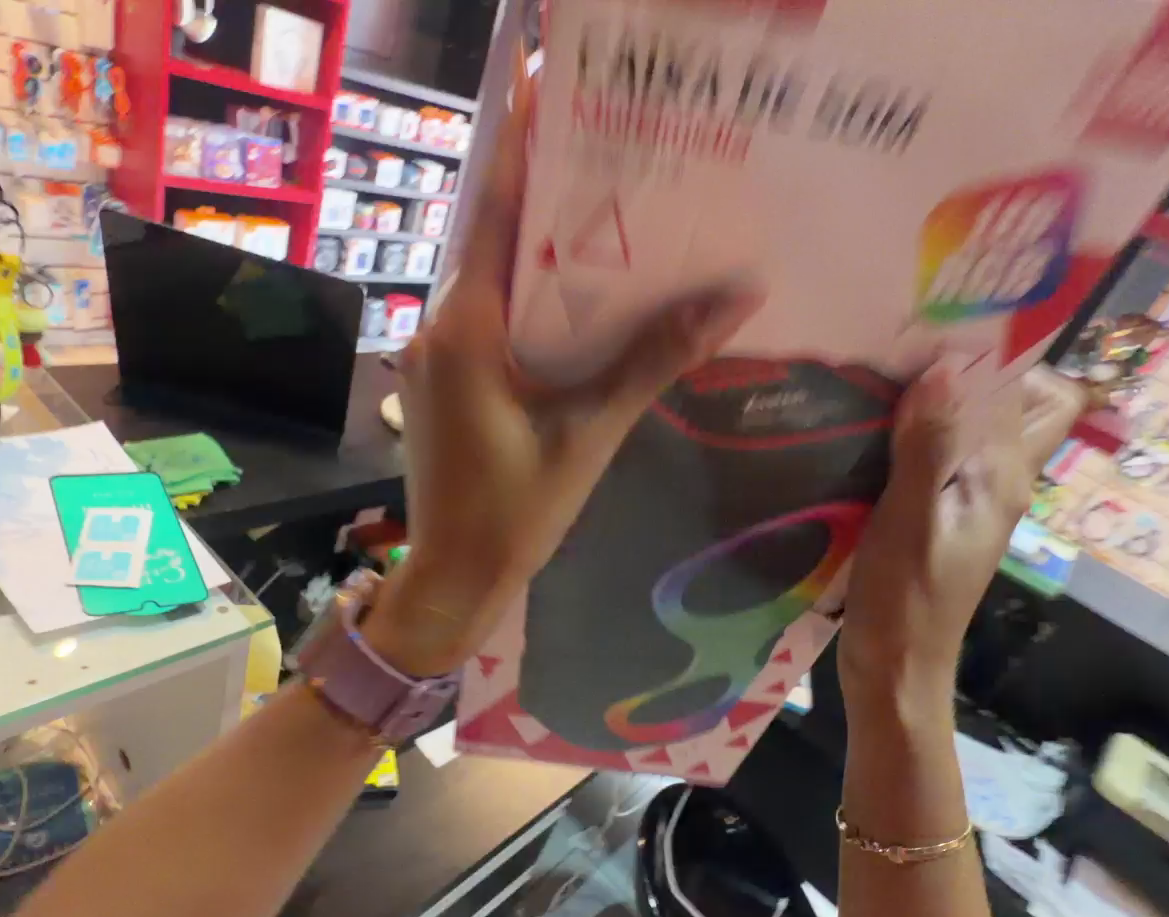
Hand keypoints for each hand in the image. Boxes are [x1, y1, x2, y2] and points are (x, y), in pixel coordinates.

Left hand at [362, 75, 763, 674]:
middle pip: (495, 239)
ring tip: (605, 209)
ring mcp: (434, 353)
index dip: (523, 143)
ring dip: (540, 247)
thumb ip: (652, 361)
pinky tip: (575, 294)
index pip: (497, 212)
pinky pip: (486, 319)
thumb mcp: (589, 435)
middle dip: (547, 192)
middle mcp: (439, 325)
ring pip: (490, 280)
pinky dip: (527, 298)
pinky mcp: (443, 378)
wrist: (455, 578)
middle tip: (610, 149)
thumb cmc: (515, 513)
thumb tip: (735, 298)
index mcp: (467, 329)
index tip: (551, 86)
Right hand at [837, 367, 1084, 719]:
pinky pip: (941, 450)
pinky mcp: (936, 511)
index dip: (1001, 347)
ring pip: (977, 424)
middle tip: (917, 339)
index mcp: (1004, 476)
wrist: (894, 670)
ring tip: (888, 365)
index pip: (1033, 389)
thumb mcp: (910, 522)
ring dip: (945, 393)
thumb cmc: (904, 601)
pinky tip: (871, 420)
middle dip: (981, 363)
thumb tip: (945, 364)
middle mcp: (999, 479)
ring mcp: (968, 497)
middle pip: (1019, 401)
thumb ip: (927, 447)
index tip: (946, 317)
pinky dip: (917, 426)